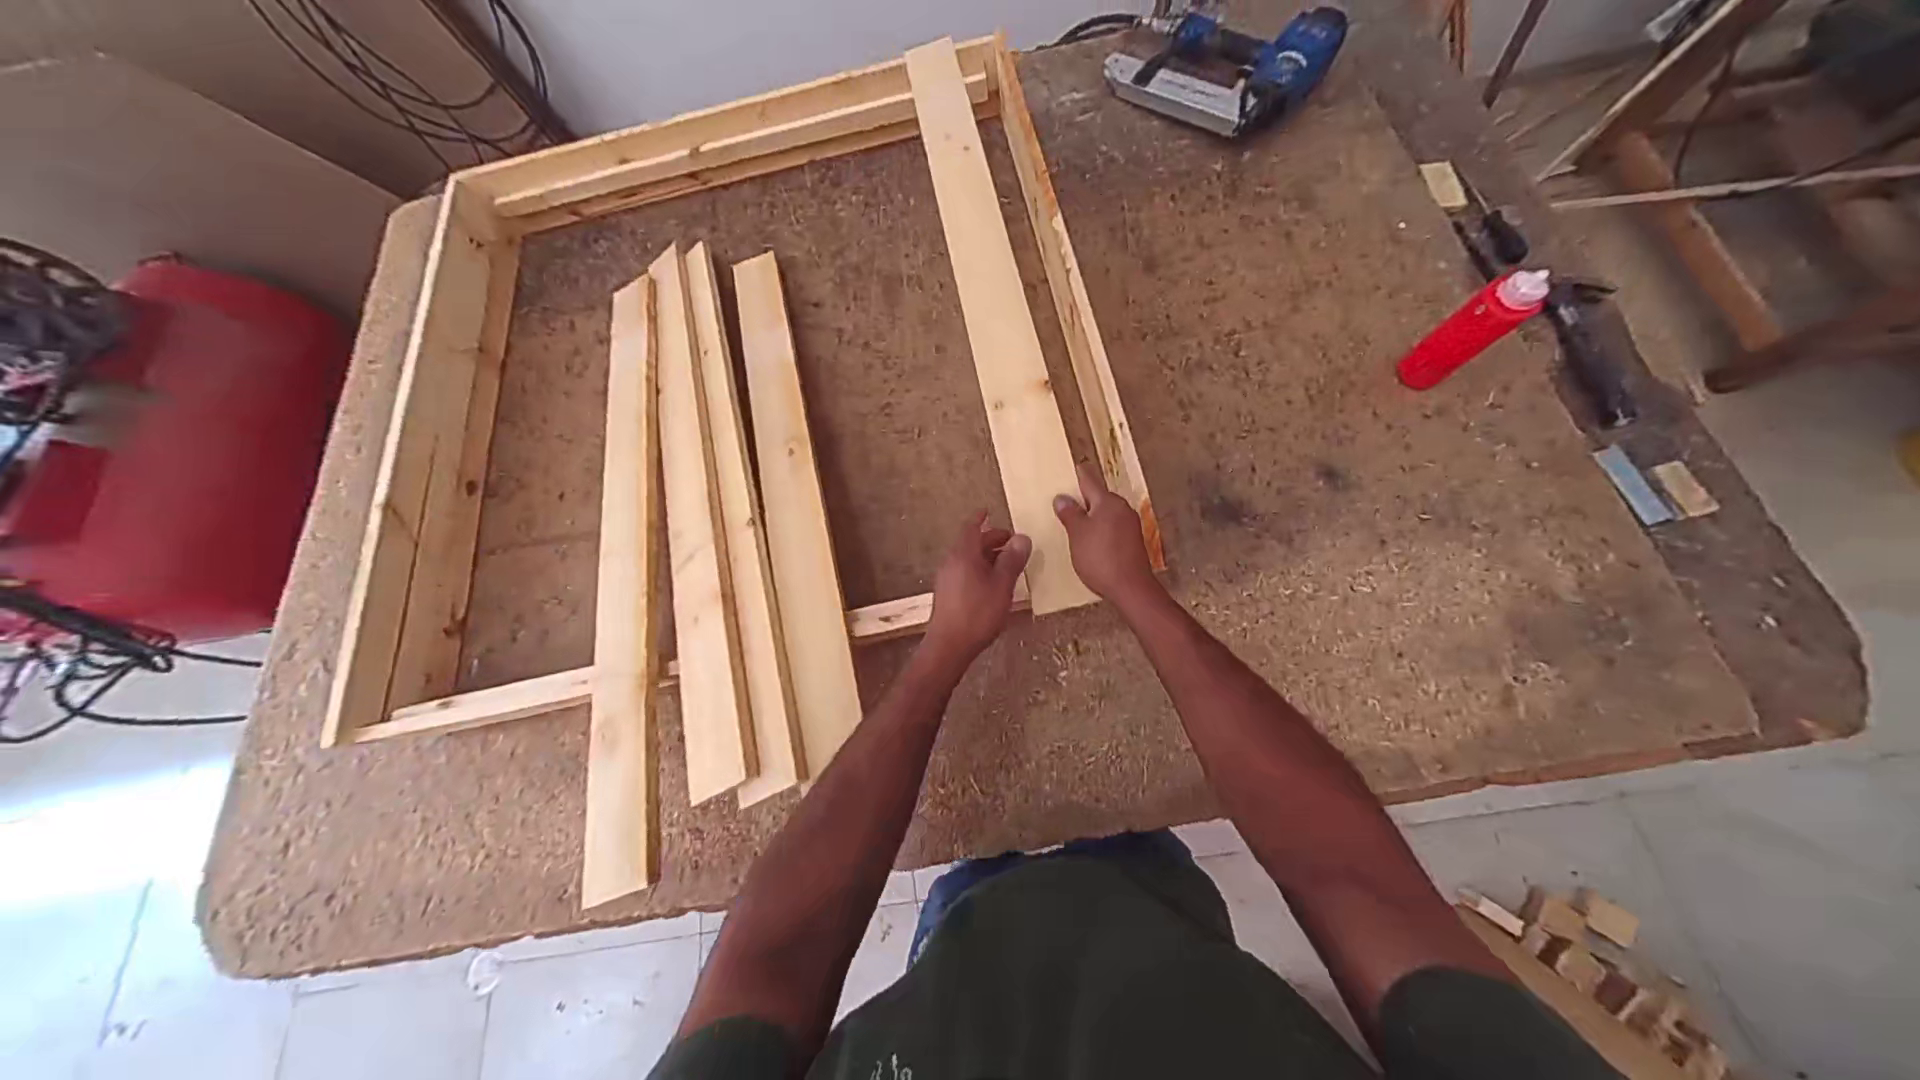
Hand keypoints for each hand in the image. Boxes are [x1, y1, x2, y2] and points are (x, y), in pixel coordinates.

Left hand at [924, 511, 1031, 661]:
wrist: (949, 646)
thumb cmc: (977, 613)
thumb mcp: (1002, 585)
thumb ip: (1012, 561)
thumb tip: (1022, 538)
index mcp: (963, 554)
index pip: (971, 528)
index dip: (980, 518)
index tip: (988, 511)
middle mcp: (951, 563)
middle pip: (970, 543)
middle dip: (990, 539)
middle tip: (1010, 541)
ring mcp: (947, 579)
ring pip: (968, 559)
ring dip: (986, 556)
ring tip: (1006, 563)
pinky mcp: (948, 594)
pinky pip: (965, 572)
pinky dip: (980, 570)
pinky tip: (993, 583)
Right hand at [1054, 463, 1158, 603]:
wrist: (1130, 588)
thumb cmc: (1100, 558)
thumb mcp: (1077, 534)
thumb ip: (1070, 514)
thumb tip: (1062, 498)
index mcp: (1108, 502)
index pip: (1089, 480)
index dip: (1077, 475)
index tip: (1070, 468)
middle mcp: (1122, 509)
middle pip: (1099, 498)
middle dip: (1082, 500)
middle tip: (1063, 504)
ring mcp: (1130, 526)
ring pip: (1105, 515)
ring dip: (1091, 518)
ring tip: (1073, 526)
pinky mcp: (1132, 542)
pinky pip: (1112, 529)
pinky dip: (1100, 531)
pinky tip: (1089, 543)